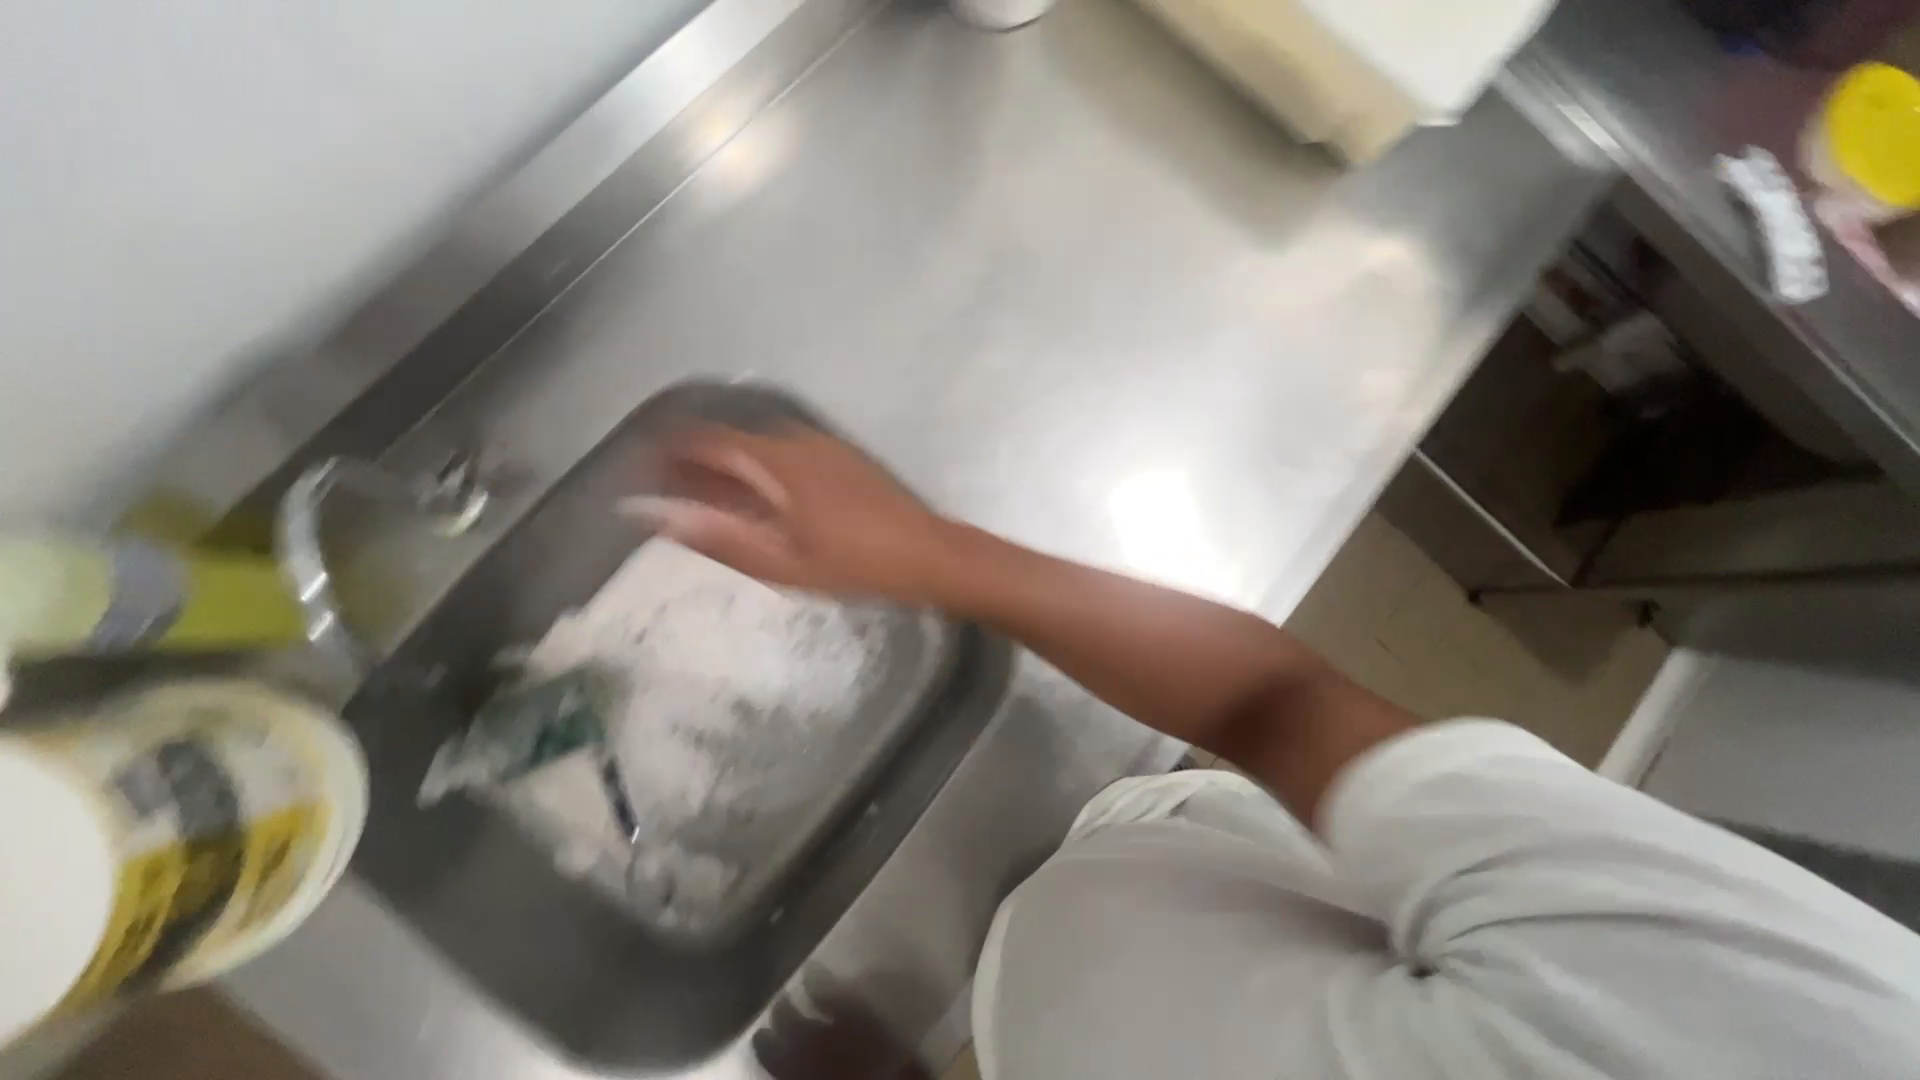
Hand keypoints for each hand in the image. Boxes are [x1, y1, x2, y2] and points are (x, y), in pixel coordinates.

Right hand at [631, 426, 955, 603]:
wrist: (930, 556)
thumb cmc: (856, 565)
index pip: (709, 440)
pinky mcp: (844, 461)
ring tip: (706, 503)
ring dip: (728, 470)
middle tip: (667, 492)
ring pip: (760, 450)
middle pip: (733, 443)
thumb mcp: (782, 562)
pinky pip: (786, 458)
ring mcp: (826, 448)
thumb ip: (719, 537)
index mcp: (779, 461)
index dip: (670, 451)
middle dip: (696, 464)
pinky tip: (758, 505)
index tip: (642, 470)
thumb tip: (657, 516)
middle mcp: (799, 442)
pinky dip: (759, 474)